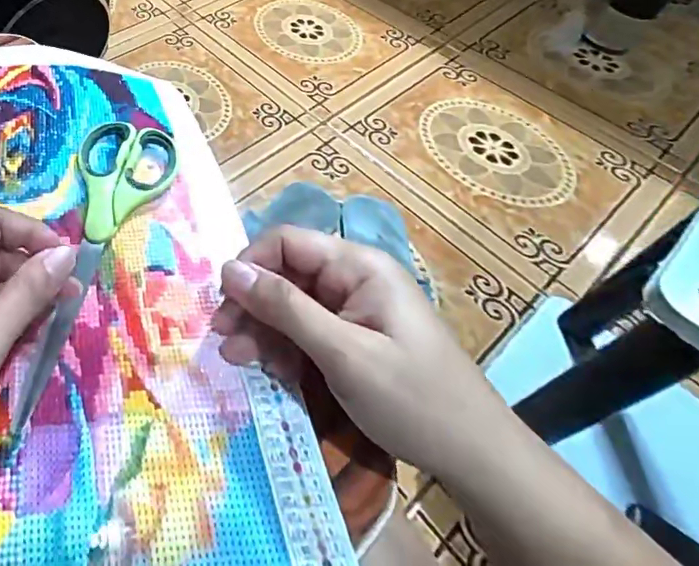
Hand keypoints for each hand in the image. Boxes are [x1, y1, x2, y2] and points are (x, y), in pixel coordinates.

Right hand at [212, 226, 512, 481]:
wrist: (475, 456)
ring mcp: (355, 308)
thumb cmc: (413, 399)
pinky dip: (286, 348)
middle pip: (287, 275)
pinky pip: (308, 331)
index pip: (289, 241)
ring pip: (292, 305)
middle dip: (253, 305)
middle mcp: (354, 278)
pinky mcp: (354, 337)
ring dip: (263, 330)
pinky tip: (270, 370)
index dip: (252, 265)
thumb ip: (285, 308)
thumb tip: (229, 268)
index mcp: (358, 265)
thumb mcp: (343, 353)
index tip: (224, 303)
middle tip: (223, 341)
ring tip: (236, 359)